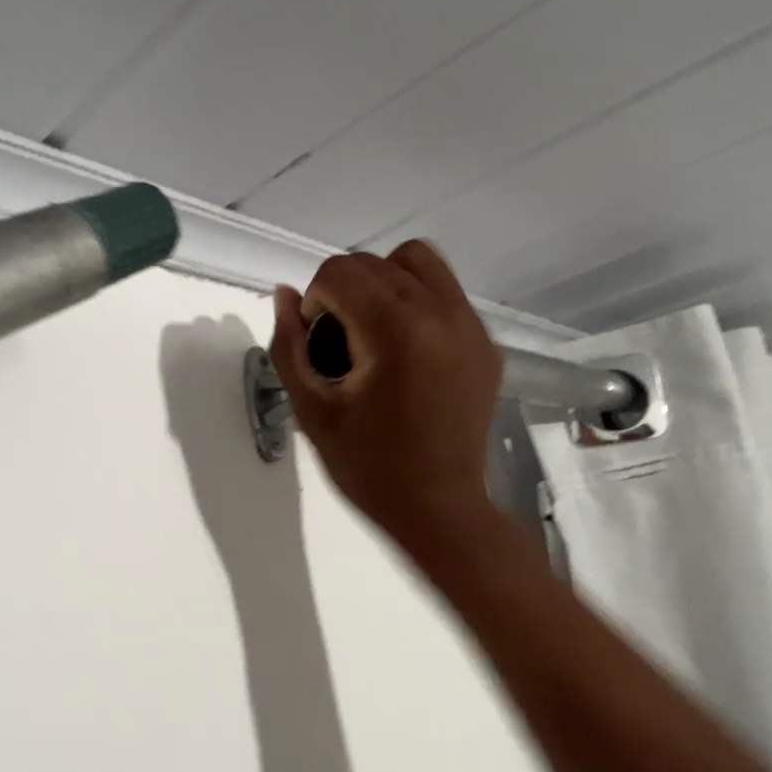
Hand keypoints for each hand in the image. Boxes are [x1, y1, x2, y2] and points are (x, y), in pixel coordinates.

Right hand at [269, 241, 504, 551]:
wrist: (440, 509)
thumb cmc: (369, 468)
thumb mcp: (313, 411)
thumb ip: (290, 347)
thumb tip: (285, 294)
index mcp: (396, 331)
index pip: (340, 272)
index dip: (316, 302)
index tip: (318, 344)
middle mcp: (440, 314)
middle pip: (376, 262)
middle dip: (346, 291)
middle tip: (340, 343)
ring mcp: (471, 326)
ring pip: (419, 261)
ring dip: (385, 282)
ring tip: (375, 332)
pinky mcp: (486, 343)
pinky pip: (446, 293)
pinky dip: (418, 302)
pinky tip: (407, 352)